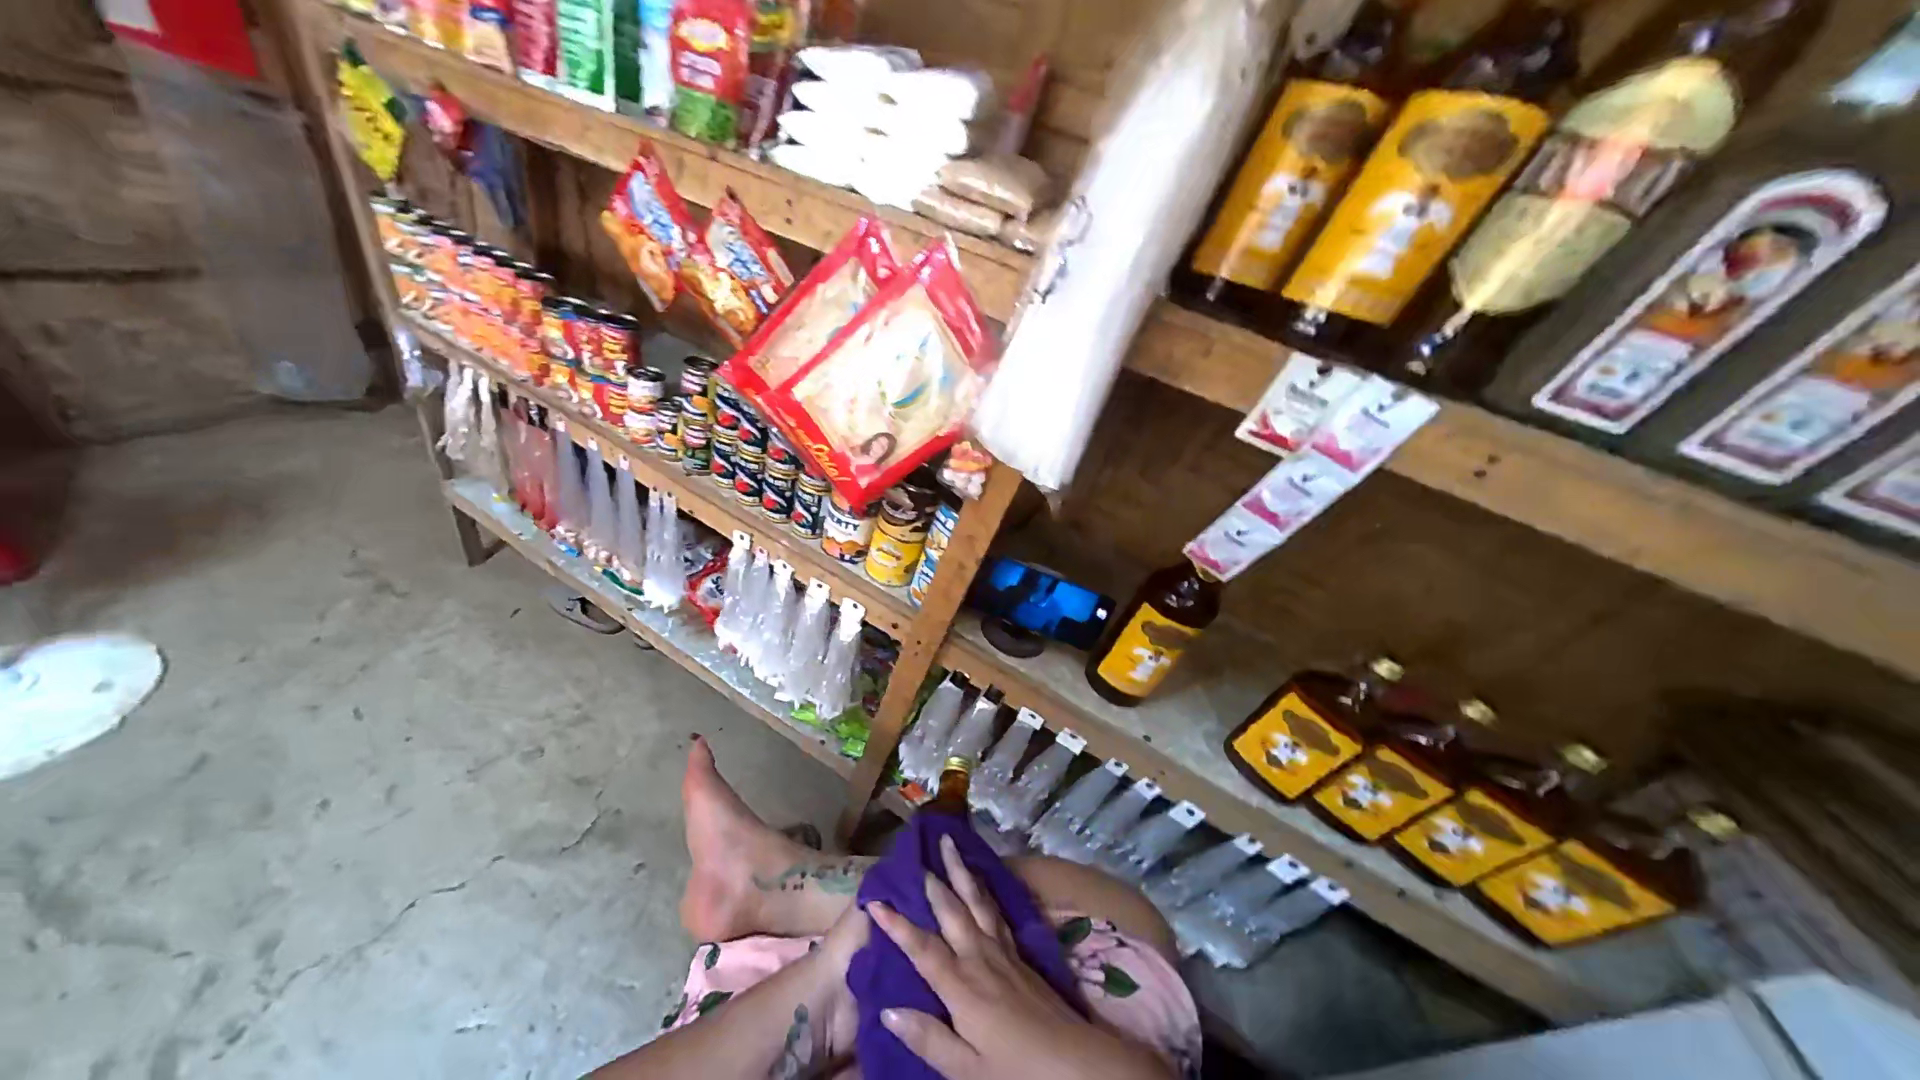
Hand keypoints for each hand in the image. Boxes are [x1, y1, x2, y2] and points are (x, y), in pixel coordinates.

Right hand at [868, 835, 1171, 1079]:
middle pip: (953, 910)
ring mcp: (1003, 951)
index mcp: (961, 985)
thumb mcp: (967, 1070)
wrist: (1076, 1062)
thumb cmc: (1017, 1070)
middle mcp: (980, 958)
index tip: (875, 899)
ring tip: (951, 845)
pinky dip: (985, 891)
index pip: (922, 949)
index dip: (897, 924)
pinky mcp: (1021, 954)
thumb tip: (888, 1009)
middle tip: (920, 847)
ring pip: (977, 901)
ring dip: (961, 871)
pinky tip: (983, 881)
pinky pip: (997, 911)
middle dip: (934, 878)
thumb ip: (928, 1038)